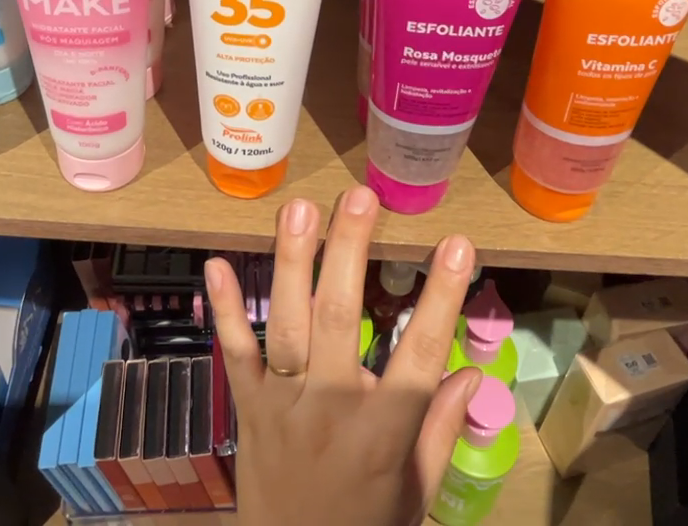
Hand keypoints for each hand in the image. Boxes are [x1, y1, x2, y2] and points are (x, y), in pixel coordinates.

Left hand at [205, 185, 481, 525]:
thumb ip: (441, 429)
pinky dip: (223, 308)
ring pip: (286, 324)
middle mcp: (330, 407)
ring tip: (299, 208)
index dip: (441, 296)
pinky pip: (234, 352)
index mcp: (383, 431)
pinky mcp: (247, 407)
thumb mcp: (416, 490)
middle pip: (339, 318)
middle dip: (350, 251)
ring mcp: (282, 403)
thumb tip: (470, 372)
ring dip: (292, 262)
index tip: (457, 243)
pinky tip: (216, 262)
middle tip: (360, 196)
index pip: (420, 353)